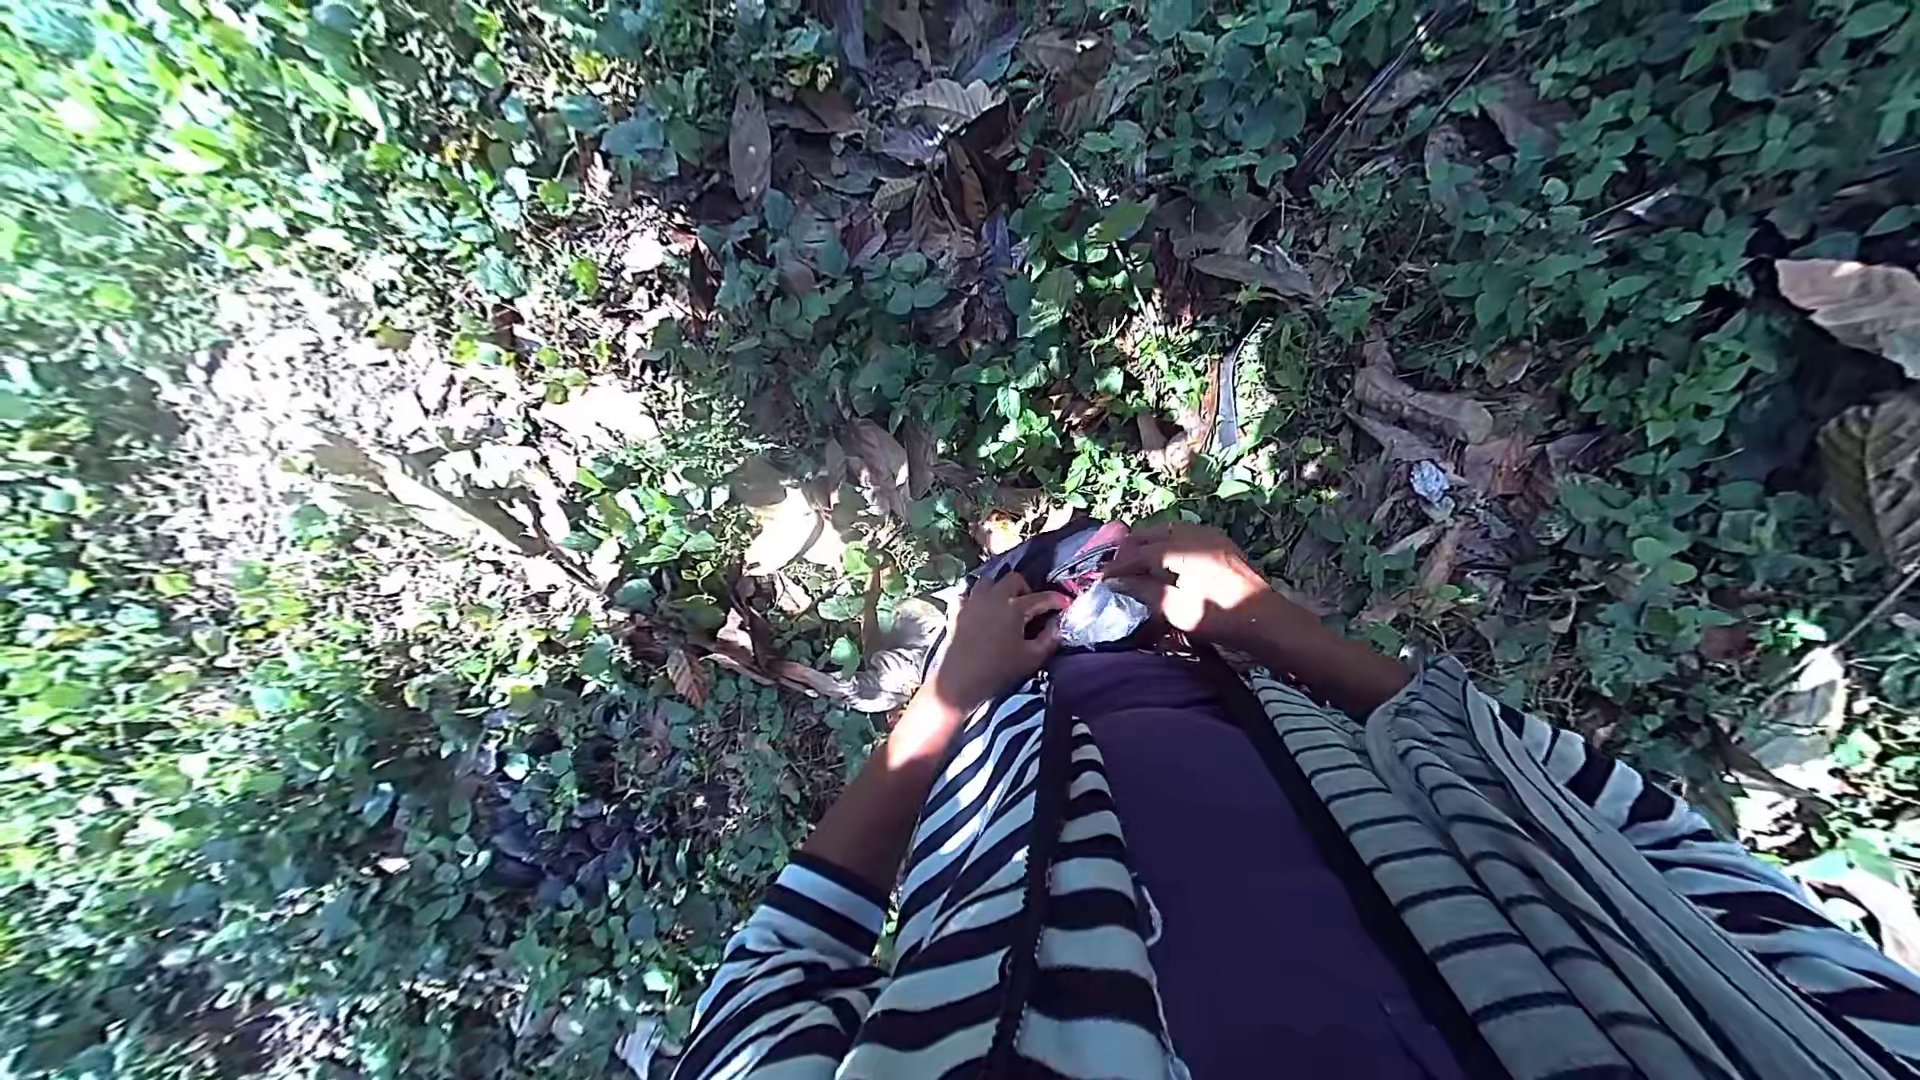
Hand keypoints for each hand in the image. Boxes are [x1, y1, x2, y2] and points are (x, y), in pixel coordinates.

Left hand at [919, 571, 1068, 714]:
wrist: (959, 681)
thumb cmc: (998, 670)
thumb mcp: (1032, 658)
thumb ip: (1049, 639)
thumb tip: (1057, 626)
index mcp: (1015, 607)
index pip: (1041, 597)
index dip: (1056, 600)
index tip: (1065, 603)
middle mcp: (993, 597)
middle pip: (1013, 579)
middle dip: (1025, 588)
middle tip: (1030, 605)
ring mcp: (972, 601)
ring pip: (987, 581)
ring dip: (998, 588)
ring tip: (1004, 603)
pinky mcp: (956, 610)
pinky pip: (967, 594)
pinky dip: (975, 598)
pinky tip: (978, 609)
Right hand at [1102, 522, 1308, 650]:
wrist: (1269, 623)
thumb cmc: (1221, 618)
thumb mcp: (1178, 609)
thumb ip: (1145, 590)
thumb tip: (1120, 581)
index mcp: (1184, 550)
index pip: (1140, 552)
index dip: (1119, 565)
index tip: (1102, 578)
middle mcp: (1196, 535)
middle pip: (1152, 533)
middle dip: (1130, 548)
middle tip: (1116, 568)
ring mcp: (1211, 536)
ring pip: (1168, 528)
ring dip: (1148, 542)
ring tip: (1136, 561)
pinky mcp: (1221, 544)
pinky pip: (1185, 533)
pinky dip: (1167, 541)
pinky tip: (1164, 558)